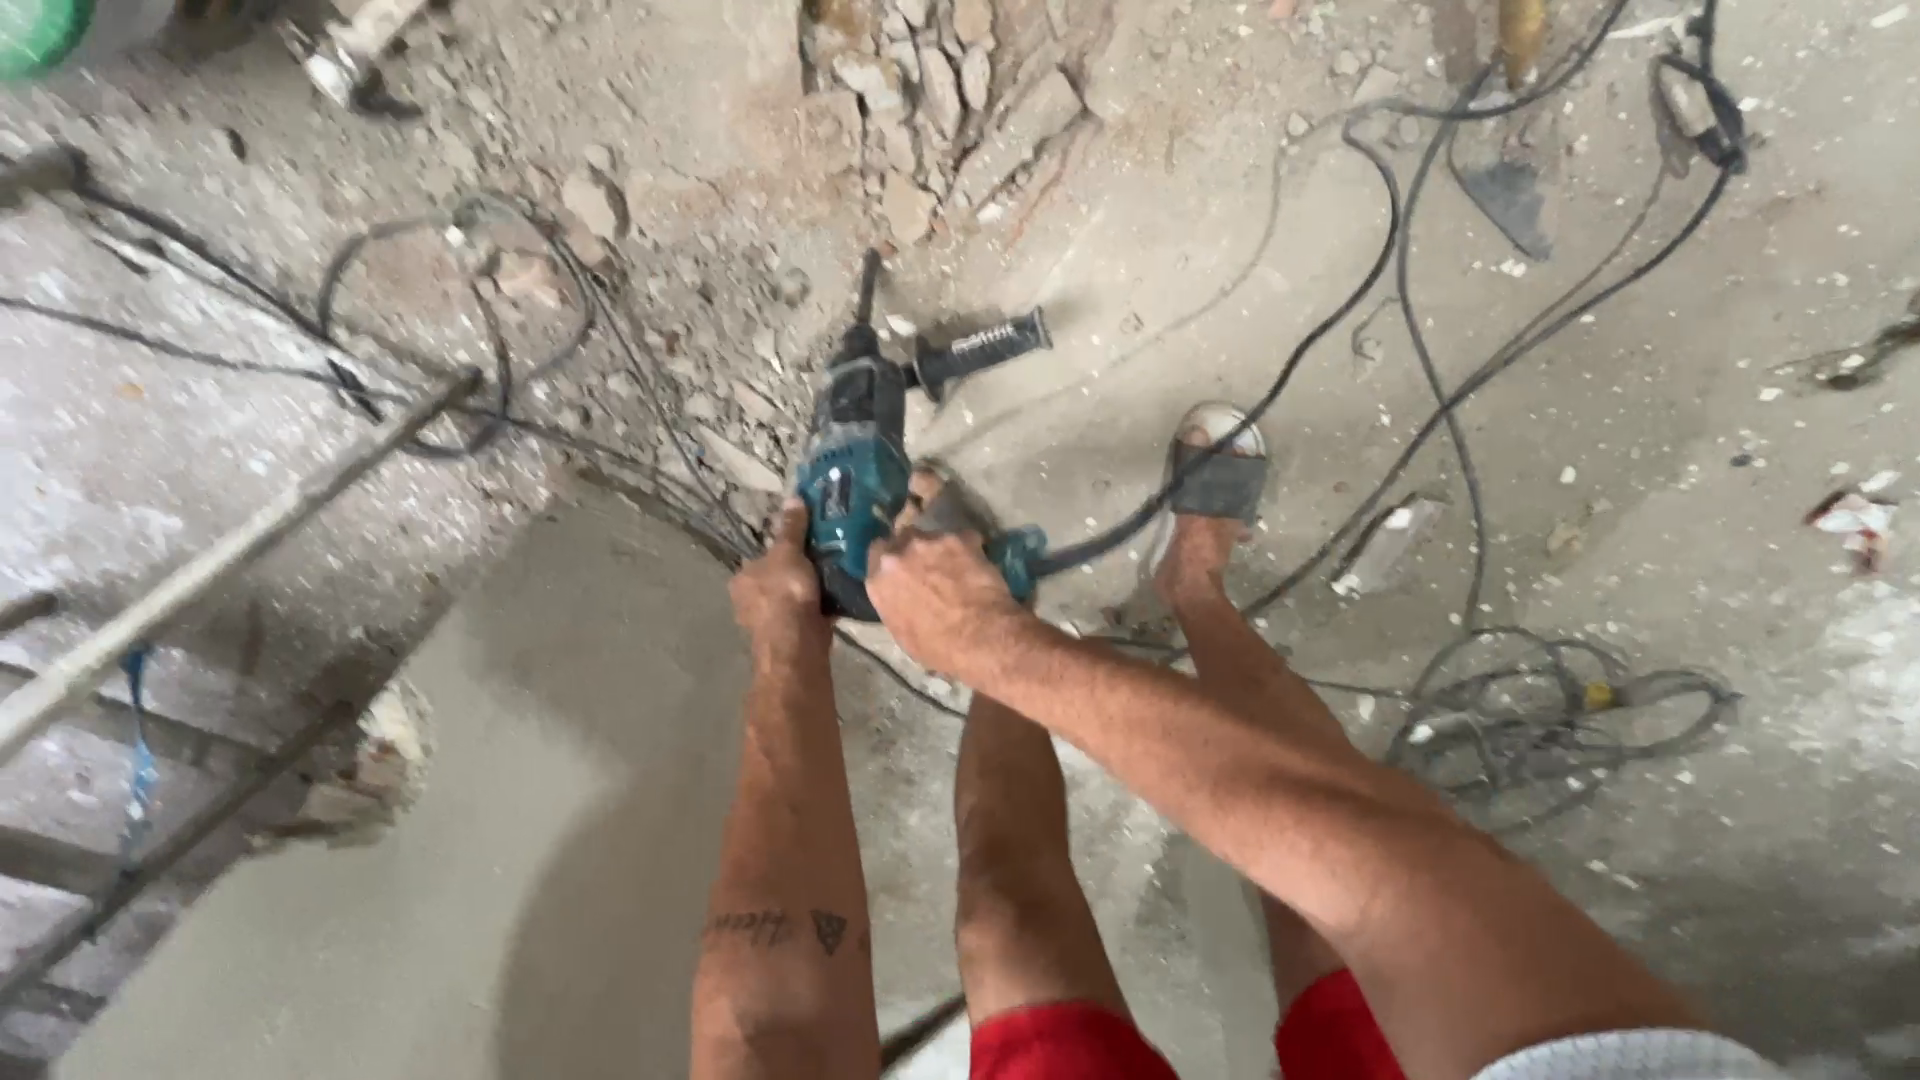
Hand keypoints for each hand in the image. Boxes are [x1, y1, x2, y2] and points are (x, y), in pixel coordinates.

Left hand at [730, 498, 830, 661]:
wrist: (797, 644)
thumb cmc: (784, 593)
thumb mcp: (788, 552)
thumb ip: (791, 528)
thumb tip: (793, 497)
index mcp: (742, 580)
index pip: (761, 558)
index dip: (783, 549)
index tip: (806, 543)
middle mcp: (750, 602)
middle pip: (778, 578)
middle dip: (798, 571)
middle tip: (826, 557)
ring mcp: (771, 623)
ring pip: (794, 598)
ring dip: (811, 591)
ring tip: (837, 575)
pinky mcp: (792, 637)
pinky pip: (809, 614)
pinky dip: (821, 608)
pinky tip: (840, 598)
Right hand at [867, 516, 1030, 679]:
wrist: (977, 637)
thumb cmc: (937, 647)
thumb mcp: (902, 632)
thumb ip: (896, 603)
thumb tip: (903, 597)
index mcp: (878, 580)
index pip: (877, 553)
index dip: (892, 558)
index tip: (903, 567)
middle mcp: (897, 554)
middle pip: (903, 538)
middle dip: (915, 550)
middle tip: (931, 566)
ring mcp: (928, 542)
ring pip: (933, 536)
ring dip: (942, 549)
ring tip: (958, 569)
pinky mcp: (959, 538)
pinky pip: (964, 539)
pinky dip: (970, 550)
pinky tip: (978, 567)